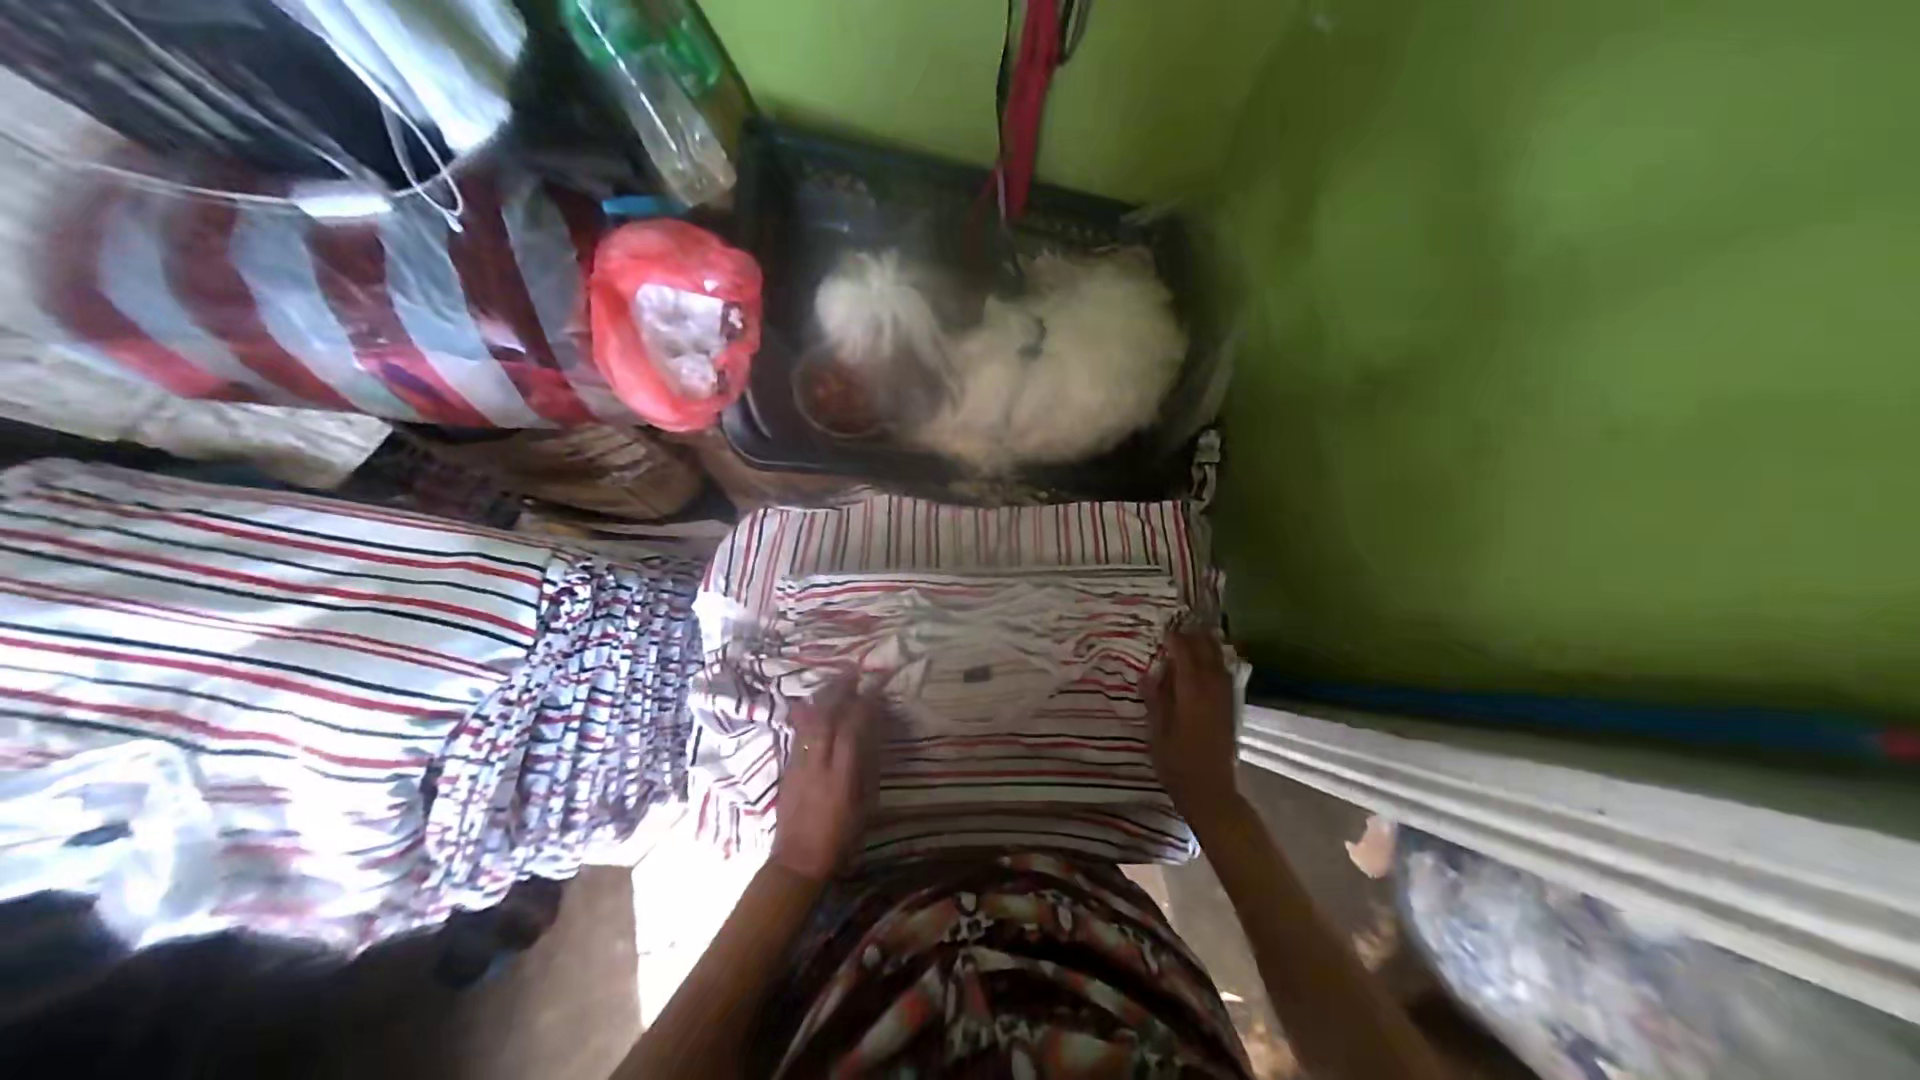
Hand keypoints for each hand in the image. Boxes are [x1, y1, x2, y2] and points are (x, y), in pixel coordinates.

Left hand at [770, 679, 881, 881]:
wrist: (798, 860)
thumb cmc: (840, 838)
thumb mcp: (864, 807)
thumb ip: (868, 770)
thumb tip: (872, 737)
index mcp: (841, 778)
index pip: (852, 731)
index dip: (864, 706)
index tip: (876, 687)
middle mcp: (817, 765)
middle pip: (826, 718)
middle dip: (840, 691)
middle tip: (854, 672)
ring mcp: (799, 764)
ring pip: (809, 722)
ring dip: (823, 697)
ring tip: (836, 681)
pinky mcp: (787, 767)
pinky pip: (799, 732)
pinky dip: (809, 714)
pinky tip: (816, 704)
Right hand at [1143, 629, 1242, 821]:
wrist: (1211, 792)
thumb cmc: (1177, 764)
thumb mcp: (1157, 732)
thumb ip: (1156, 699)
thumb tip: (1150, 672)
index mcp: (1192, 693)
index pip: (1185, 656)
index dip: (1175, 640)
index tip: (1164, 629)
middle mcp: (1212, 691)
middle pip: (1207, 654)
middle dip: (1195, 637)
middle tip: (1181, 625)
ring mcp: (1225, 700)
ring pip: (1220, 663)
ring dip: (1209, 646)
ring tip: (1198, 634)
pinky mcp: (1230, 710)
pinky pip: (1225, 675)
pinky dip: (1217, 662)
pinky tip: (1211, 662)